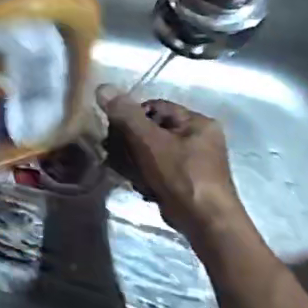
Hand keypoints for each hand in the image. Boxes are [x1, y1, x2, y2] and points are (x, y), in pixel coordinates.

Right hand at [99, 86, 246, 238]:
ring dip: (135, 161)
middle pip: (152, 129)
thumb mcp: (149, 140)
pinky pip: (158, 169)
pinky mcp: (187, 181)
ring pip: (152, 151)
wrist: (204, 220)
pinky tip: (141, 185)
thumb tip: (103, 87)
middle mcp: (200, 138)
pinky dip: (146, 175)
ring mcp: (194, 161)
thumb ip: (125, 114)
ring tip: (129, 173)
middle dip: (130, 142)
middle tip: (116, 154)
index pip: (155, 107)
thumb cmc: (179, 175)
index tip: (115, 132)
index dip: (131, 117)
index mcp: (197, 122)